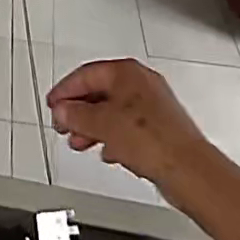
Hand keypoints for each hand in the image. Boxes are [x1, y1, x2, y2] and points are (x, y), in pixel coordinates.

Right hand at [46, 58, 210, 186]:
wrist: (186, 168)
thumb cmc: (154, 139)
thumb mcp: (104, 124)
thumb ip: (78, 115)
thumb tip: (63, 109)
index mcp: (127, 72)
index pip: (87, 73)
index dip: (66, 89)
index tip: (53, 103)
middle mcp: (140, 82)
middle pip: (100, 90)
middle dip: (78, 109)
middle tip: (63, 123)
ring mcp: (150, 103)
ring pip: (112, 109)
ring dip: (92, 125)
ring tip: (79, 140)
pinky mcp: (156, 125)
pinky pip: (125, 125)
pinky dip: (111, 135)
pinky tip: (107, 150)